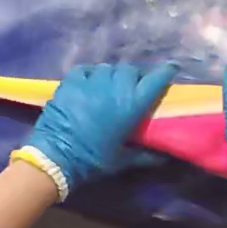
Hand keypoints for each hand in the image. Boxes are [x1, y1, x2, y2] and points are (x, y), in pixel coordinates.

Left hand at [16, 62, 177, 197]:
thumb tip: (164, 158)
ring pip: (108, 68)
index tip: (170, 70)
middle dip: (135, 76)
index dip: (166, 71)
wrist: (56, 156)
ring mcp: (91, 81)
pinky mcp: (70, 81)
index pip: (157, 78)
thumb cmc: (93, 160)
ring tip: (109, 86)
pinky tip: (89, 83)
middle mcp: (116, 86)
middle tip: (132, 88)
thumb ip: (146, 156)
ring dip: (112, 75)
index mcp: (133, 103)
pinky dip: (90, 74)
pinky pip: (85, 70)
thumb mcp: (123, 160)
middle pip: (131, 70)